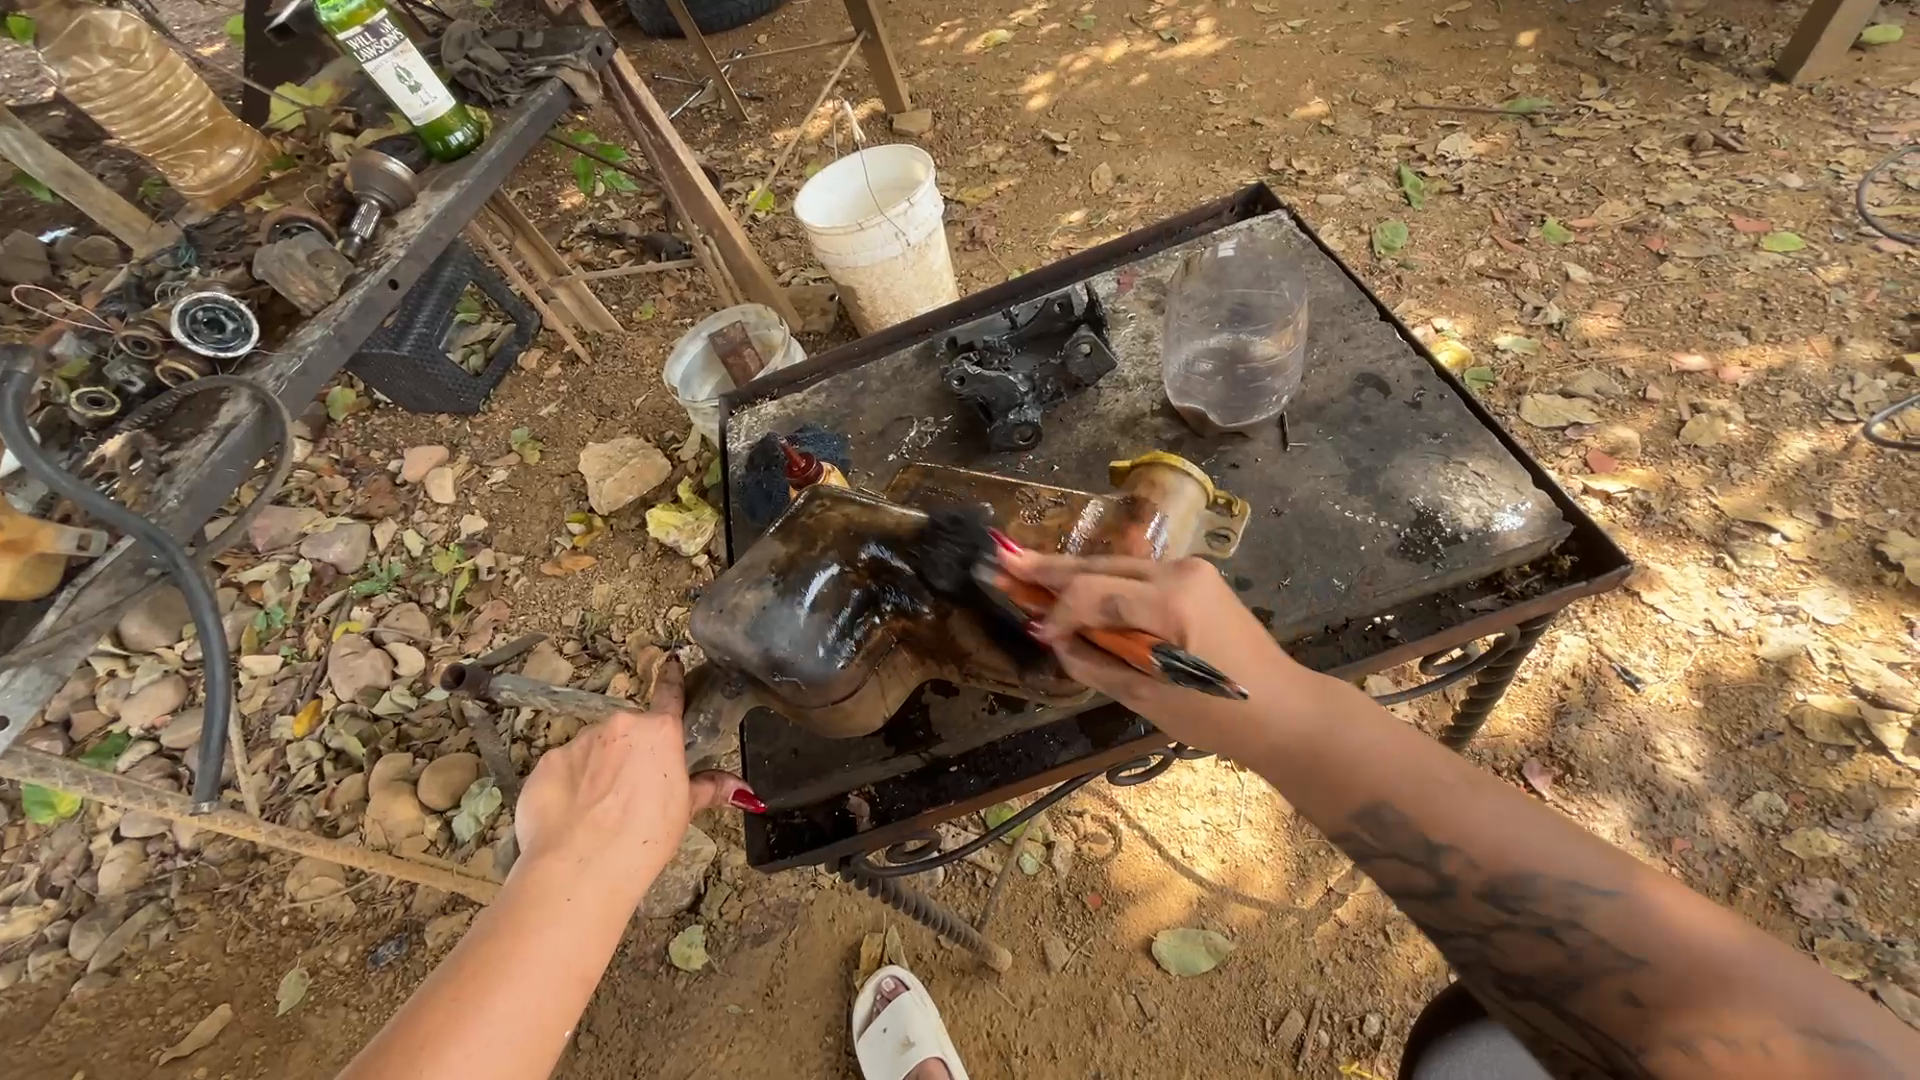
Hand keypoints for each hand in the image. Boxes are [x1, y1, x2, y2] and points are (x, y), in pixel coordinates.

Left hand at [511, 660, 757, 906]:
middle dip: (631, 753)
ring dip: (599, 769)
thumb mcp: (685, 811)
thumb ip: (710, 789)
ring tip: (600, 810)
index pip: (669, 693)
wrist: (579, 868)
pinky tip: (573, 815)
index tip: (671, 662)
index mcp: (659, 731)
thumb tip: (746, 792)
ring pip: (594, 749)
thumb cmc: (644, 837)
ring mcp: (578, 742)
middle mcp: (619, 725)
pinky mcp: (545, 763)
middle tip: (633, 790)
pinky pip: (564, 768)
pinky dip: (570, 785)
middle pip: (629, 731)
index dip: (672, 678)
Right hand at [1001, 552, 1308, 758]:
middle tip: (1003, 560)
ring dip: (1071, 571)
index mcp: (1171, 602)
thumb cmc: (1219, 716)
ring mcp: (1190, 570)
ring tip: (1025, 566)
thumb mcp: (1149, 698)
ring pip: (1114, 566)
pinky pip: (1134, 575)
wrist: (1285, 709)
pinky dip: (1101, 582)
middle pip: (1099, 567)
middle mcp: (1179, 572)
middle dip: (1048, 568)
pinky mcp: (1194, 578)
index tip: (1035, 633)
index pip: (1093, 593)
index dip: (1056, 611)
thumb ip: (1095, 663)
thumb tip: (1054, 641)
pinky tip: (1070, 581)